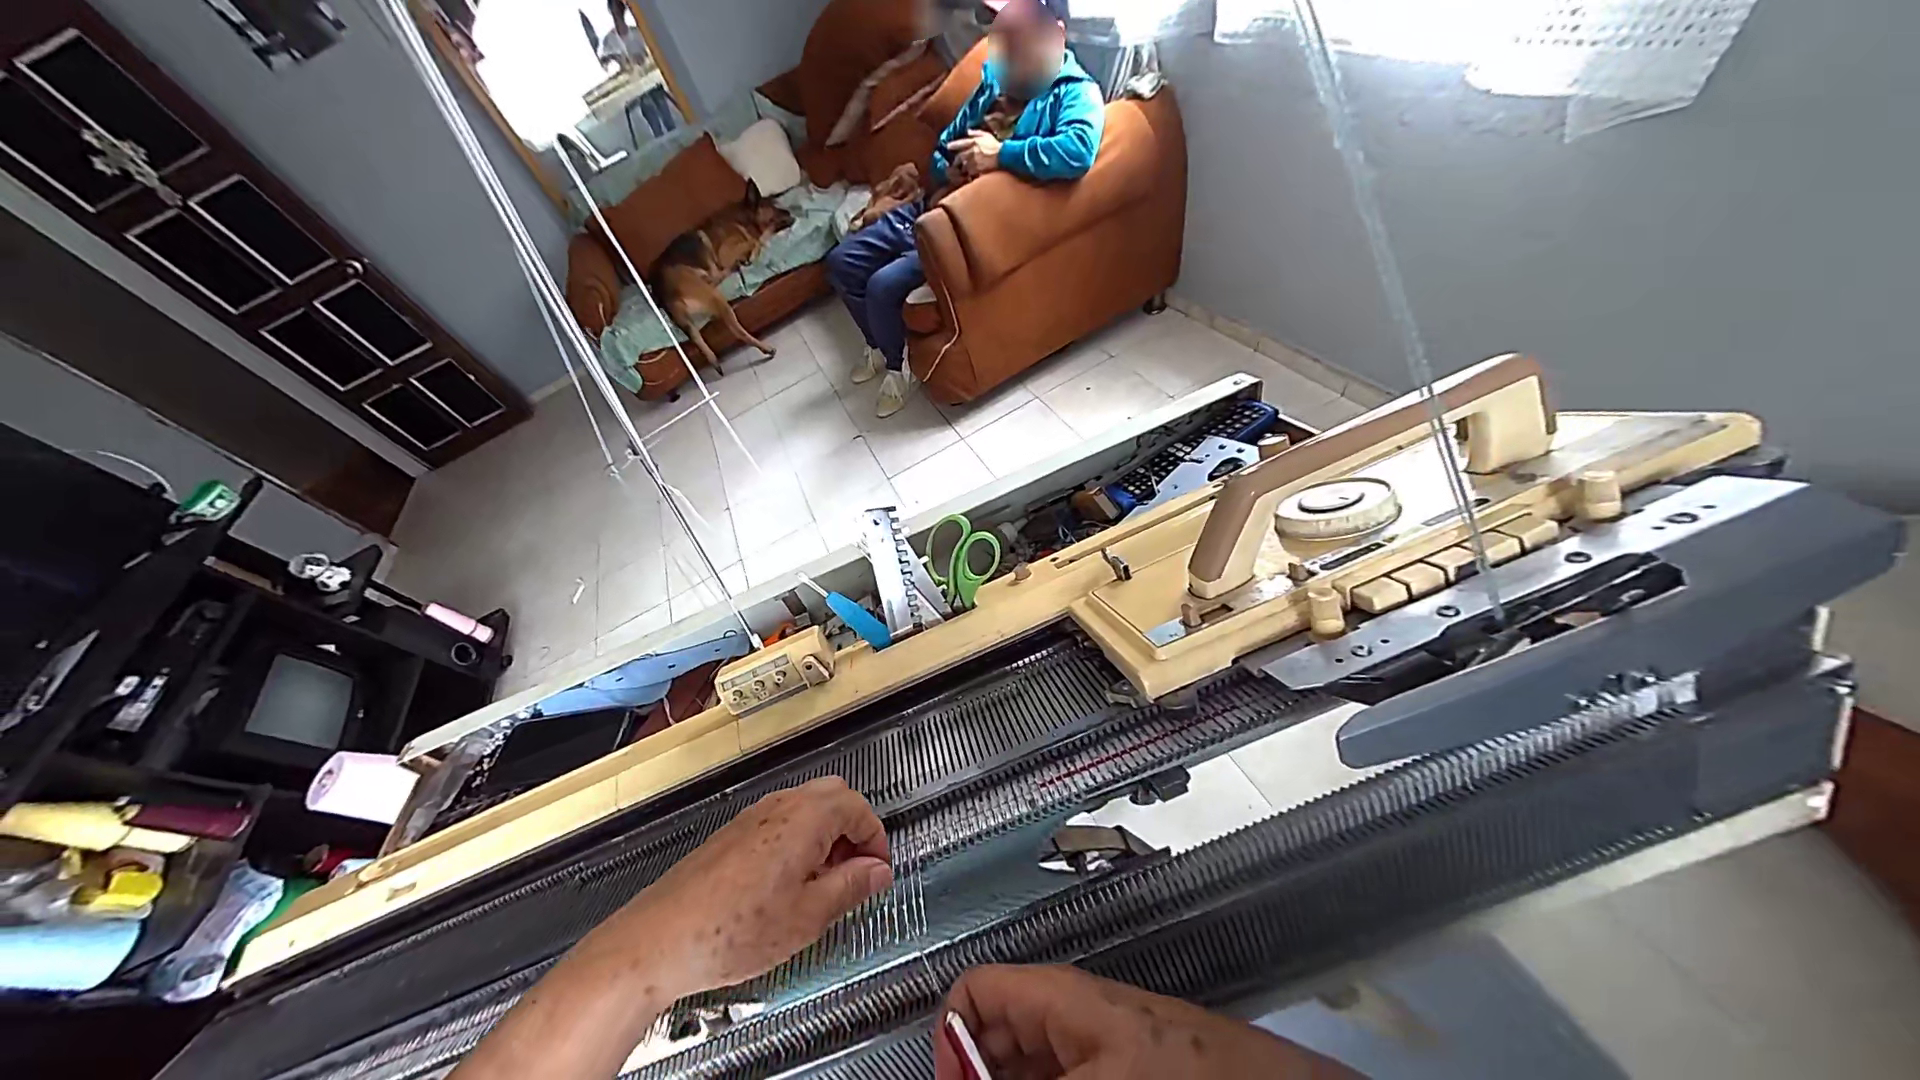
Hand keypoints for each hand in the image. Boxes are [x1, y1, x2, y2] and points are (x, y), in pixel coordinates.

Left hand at [581, 777, 892, 998]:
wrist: (658, 940)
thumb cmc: (725, 929)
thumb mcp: (808, 916)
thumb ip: (851, 887)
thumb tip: (876, 873)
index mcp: (805, 817)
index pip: (860, 810)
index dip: (876, 841)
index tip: (878, 870)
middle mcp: (780, 806)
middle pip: (836, 797)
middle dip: (854, 830)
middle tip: (857, 871)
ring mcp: (754, 816)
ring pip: (807, 807)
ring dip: (826, 835)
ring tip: (823, 883)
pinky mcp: (735, 832)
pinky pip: (781, 821)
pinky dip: (799, 841)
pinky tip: (789, 885)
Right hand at [934, 965, 1357, 1079]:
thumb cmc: (1181, 1077)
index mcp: (1052, 998)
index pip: (972, 992)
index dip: (950, 1042)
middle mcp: (1064, 1017)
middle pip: (992, 1040)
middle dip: (977, 1076)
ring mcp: (1089, 1050)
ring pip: (1023, 1067)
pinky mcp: (1112, 1074)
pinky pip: (1057, 1079)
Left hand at [946, 129, 1003, 178]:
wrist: (1002, 156)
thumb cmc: (996, 146)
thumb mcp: (986, 135)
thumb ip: (976, 133)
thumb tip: (968, 131)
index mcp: (973, 142)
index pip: (960, 143)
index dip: (953, 145)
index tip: (948, 147)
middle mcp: (971, 152)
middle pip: (959, 157)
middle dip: (957, 161)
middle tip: (956, 163)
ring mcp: (973, 161)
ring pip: (963, 166)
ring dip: (963, 168)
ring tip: (965, 170)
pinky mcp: (976, 170)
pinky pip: (969, 173)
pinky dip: (969, 174)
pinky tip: (971, 174)